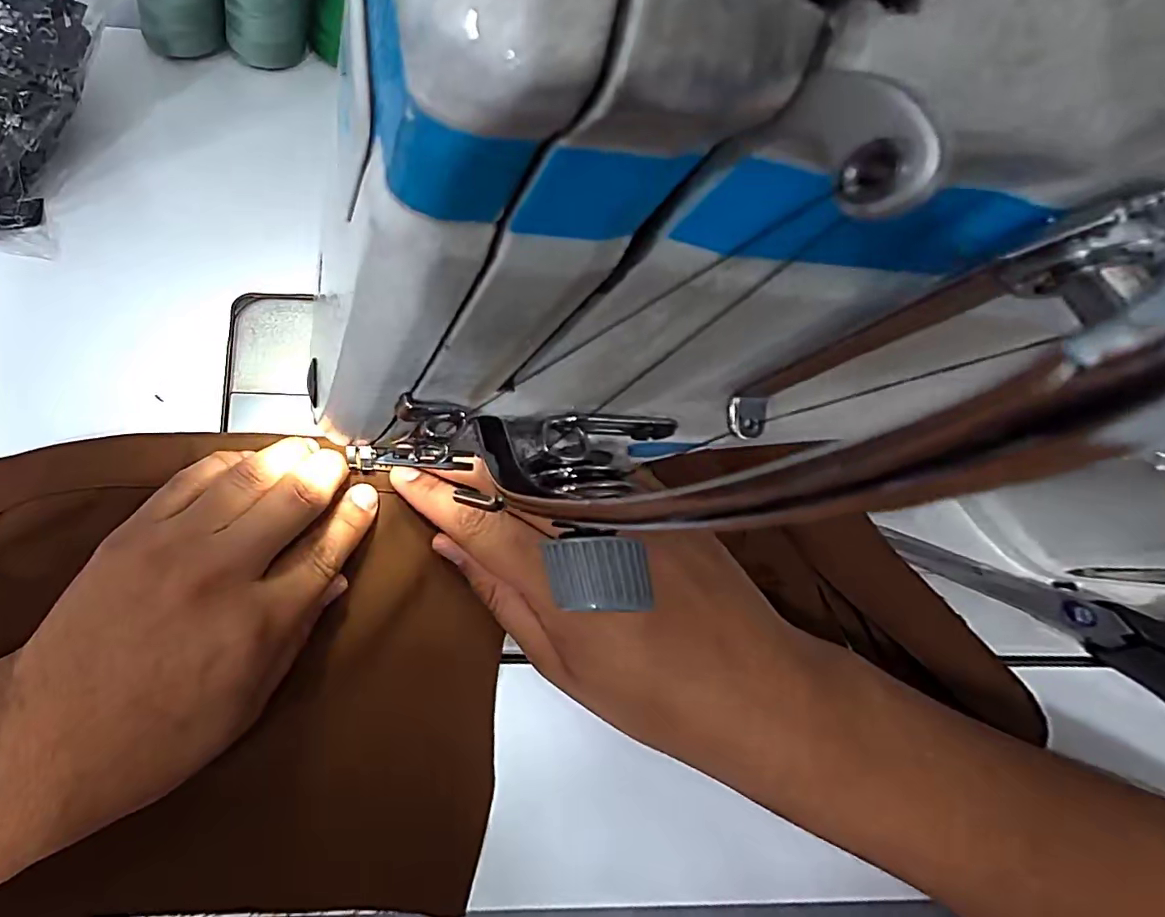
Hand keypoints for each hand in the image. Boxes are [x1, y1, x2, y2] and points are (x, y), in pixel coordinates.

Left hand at [0, 437, 374, 905]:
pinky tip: (246, 458)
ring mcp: (174, 542)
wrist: (50, 731)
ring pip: (245, 478)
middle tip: (339, 461)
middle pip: (292, 500)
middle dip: (325, 473)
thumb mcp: (243, 705)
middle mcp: (223, 571)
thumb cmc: (156, 738)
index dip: (352, 520)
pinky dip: (226, 461)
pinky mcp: (135, 528)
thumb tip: (333, 582)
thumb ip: (294, 636)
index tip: (365, 498)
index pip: (323, 553)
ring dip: (283, 456)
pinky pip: (190, 478)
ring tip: (305, 447)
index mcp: (257, 625)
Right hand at [389, 464, 823, 763]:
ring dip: (495, 468)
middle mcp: (593, 533)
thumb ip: (498, 593)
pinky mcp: (654, 500)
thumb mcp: (559, 661)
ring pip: (538, 468)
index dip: (433, 495)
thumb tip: (451, 550)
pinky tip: (532, 485)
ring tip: (469, 480)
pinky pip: (582, 472)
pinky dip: (545, 473)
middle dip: (458, 471)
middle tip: (429, 475)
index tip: (405, 480)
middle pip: (504, 479)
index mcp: (561, 581)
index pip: (477, 521)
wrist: (759, 689)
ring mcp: (628, 510)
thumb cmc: (656, 696)